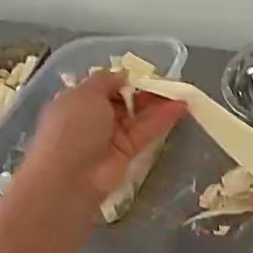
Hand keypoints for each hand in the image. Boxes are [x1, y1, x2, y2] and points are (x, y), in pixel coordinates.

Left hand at [19, 72, 186, 200]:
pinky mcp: (127, 153)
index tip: (144, 74)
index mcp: (77, 100)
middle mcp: (93, 118)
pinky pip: (146, 132)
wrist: (69, 177)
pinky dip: (162, 120)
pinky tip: (181, 108)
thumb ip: (106, 81)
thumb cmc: (71, 128)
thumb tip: (123, 76)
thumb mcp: (85, 93)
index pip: (104, 87)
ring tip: (183, 93)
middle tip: (170, 83)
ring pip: (138, 116)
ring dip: (160, 104)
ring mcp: (110, 137)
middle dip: (146, 91)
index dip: (124, 80)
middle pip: (124, 101)